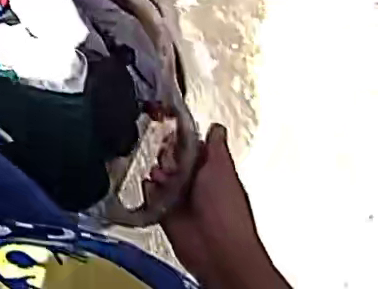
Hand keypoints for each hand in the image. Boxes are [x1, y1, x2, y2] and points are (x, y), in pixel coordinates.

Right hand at [153, 124, 288, 288]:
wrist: (218, 250)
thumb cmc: (227, 211)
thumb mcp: (223, 168)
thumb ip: (216, 146)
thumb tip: (216, 126)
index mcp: (209, 169)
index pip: (187, 144)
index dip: (178, 137)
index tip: (172, 133)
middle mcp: (193, 182)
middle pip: (169, 155)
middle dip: (165, 154)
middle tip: (170, 161)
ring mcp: (178, 197)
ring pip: (157, 171)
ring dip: (157, 171)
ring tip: (164, 178)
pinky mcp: (164, 211)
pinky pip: (149, 192)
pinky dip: (150, 190)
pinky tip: (157, 191)